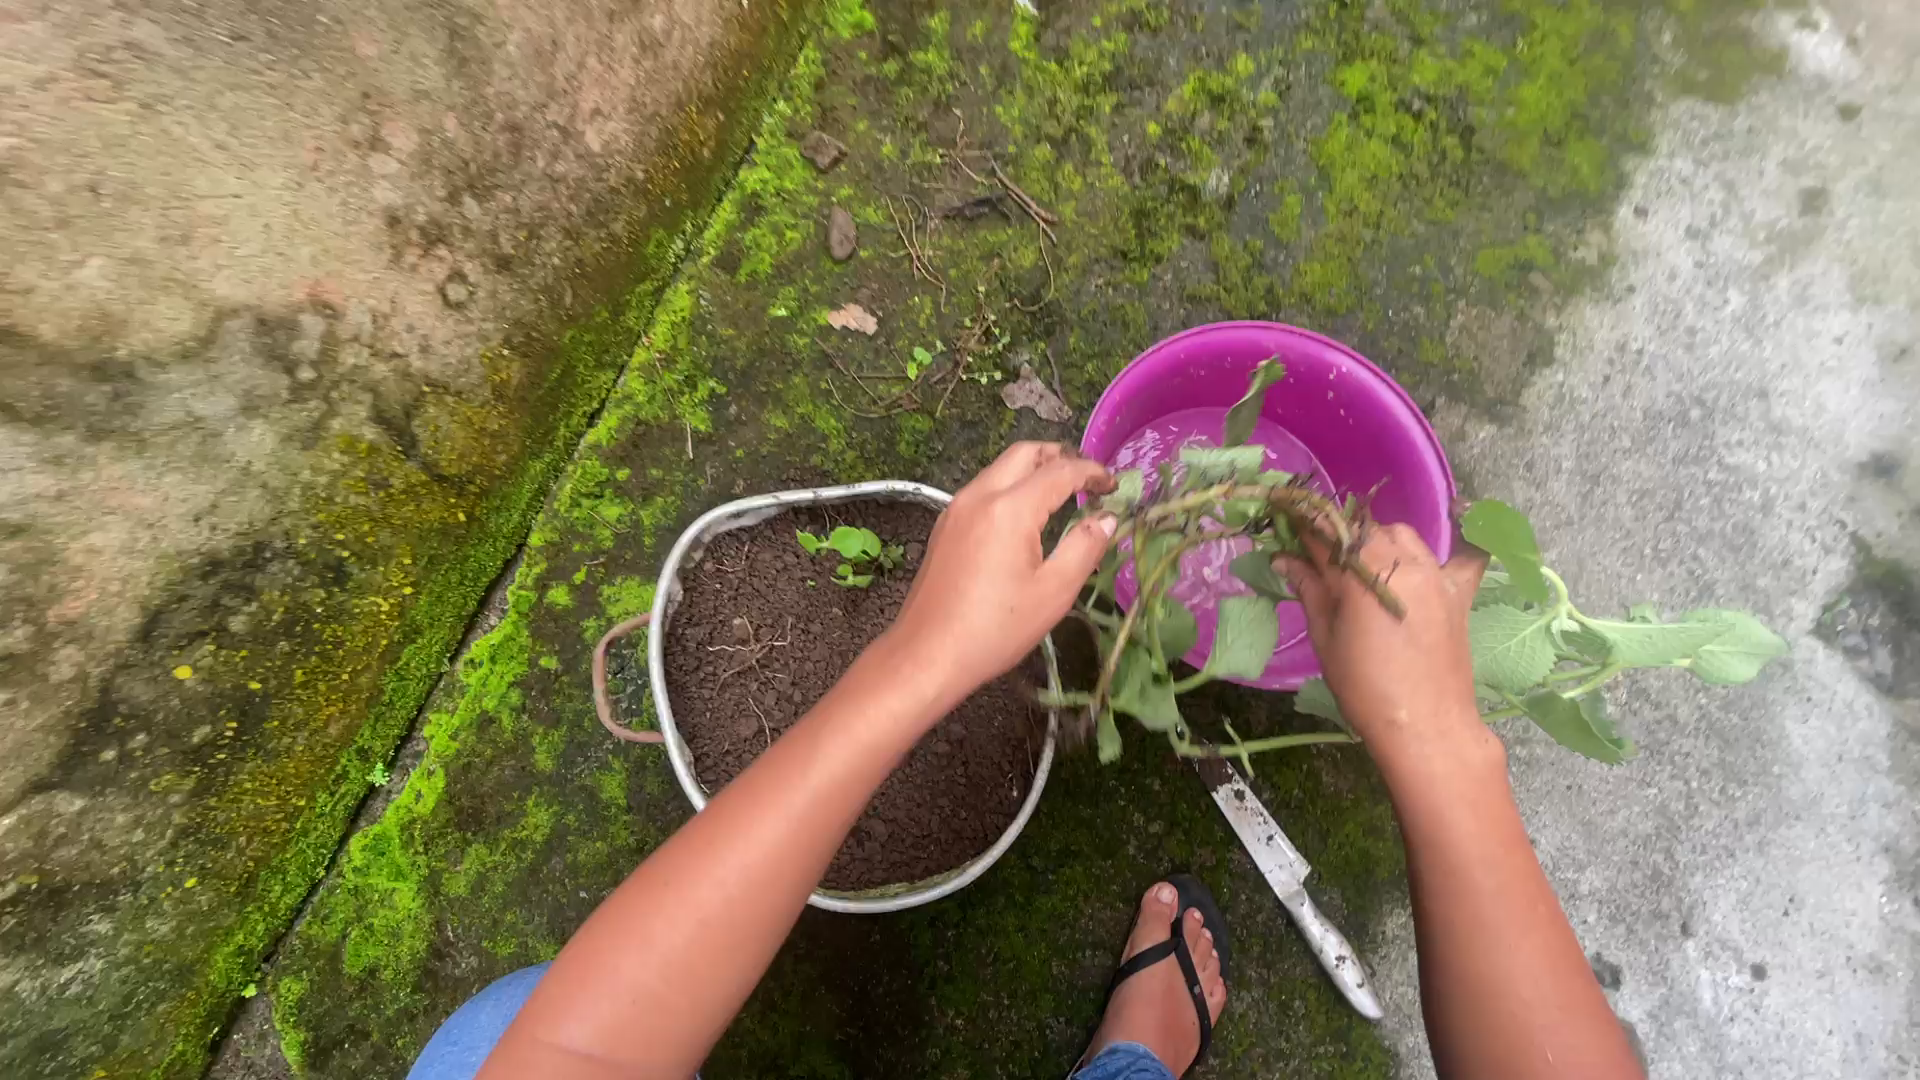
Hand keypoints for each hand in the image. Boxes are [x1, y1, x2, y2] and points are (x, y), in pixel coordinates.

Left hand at [883, 442, 1116, 706]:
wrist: (926, 653)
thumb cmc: (995, 629)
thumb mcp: (1053, 593)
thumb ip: (1084, 547)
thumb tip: (1107, 518)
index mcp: (1010, 508)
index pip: (1060, 471)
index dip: (1092, 473)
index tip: (1114, 486)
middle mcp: (979, 496)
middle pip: (1024, 454)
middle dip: (1060, 456)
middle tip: (1087, 478)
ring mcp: (956, 508)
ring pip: (1000, 469)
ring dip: (1033, 469)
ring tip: (1061, 494)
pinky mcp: (945, 525)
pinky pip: (984, 489)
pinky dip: (1011, 487)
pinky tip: (1025, 516)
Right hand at [1278, 524, 1490, 765]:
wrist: (1426, 726)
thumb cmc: (1364, 686)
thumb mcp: (1325, 636)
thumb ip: (1309, 589)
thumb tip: (1284, 559)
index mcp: (1362, 574)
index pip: (1325, 534)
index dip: (1301, 527)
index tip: (1284, 522)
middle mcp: (1401, 563)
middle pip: (1362, 528)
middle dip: (1336, 535)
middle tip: (1315, 558)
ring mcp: (1435, 574)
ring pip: (1400, 534)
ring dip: (1375, 539)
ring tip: (1360, 565)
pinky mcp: (1458, 591)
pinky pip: (1462, 554)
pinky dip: (1448, 545)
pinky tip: (1428, 556)